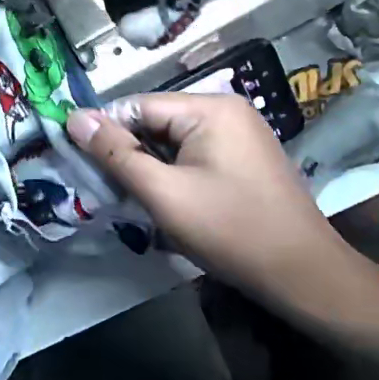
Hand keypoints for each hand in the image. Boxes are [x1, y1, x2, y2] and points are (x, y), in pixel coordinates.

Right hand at [66, 93, 356, 300]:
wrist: (303, 273)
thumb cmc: (230, 230)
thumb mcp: (164, 194)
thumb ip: (117, 154)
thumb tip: (75, 118)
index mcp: (210, 108)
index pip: (139, 106)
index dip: (107, 133)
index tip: (81, 165)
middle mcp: (227, 110)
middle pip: (158, 122)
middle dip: (131, 154)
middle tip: (111, 192)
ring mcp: (241, 133)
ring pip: (175, 141)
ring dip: (152, 168)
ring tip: (139, 202)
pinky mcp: (246, 158)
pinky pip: (196, 155)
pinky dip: (176, 175)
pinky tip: (170, 203)